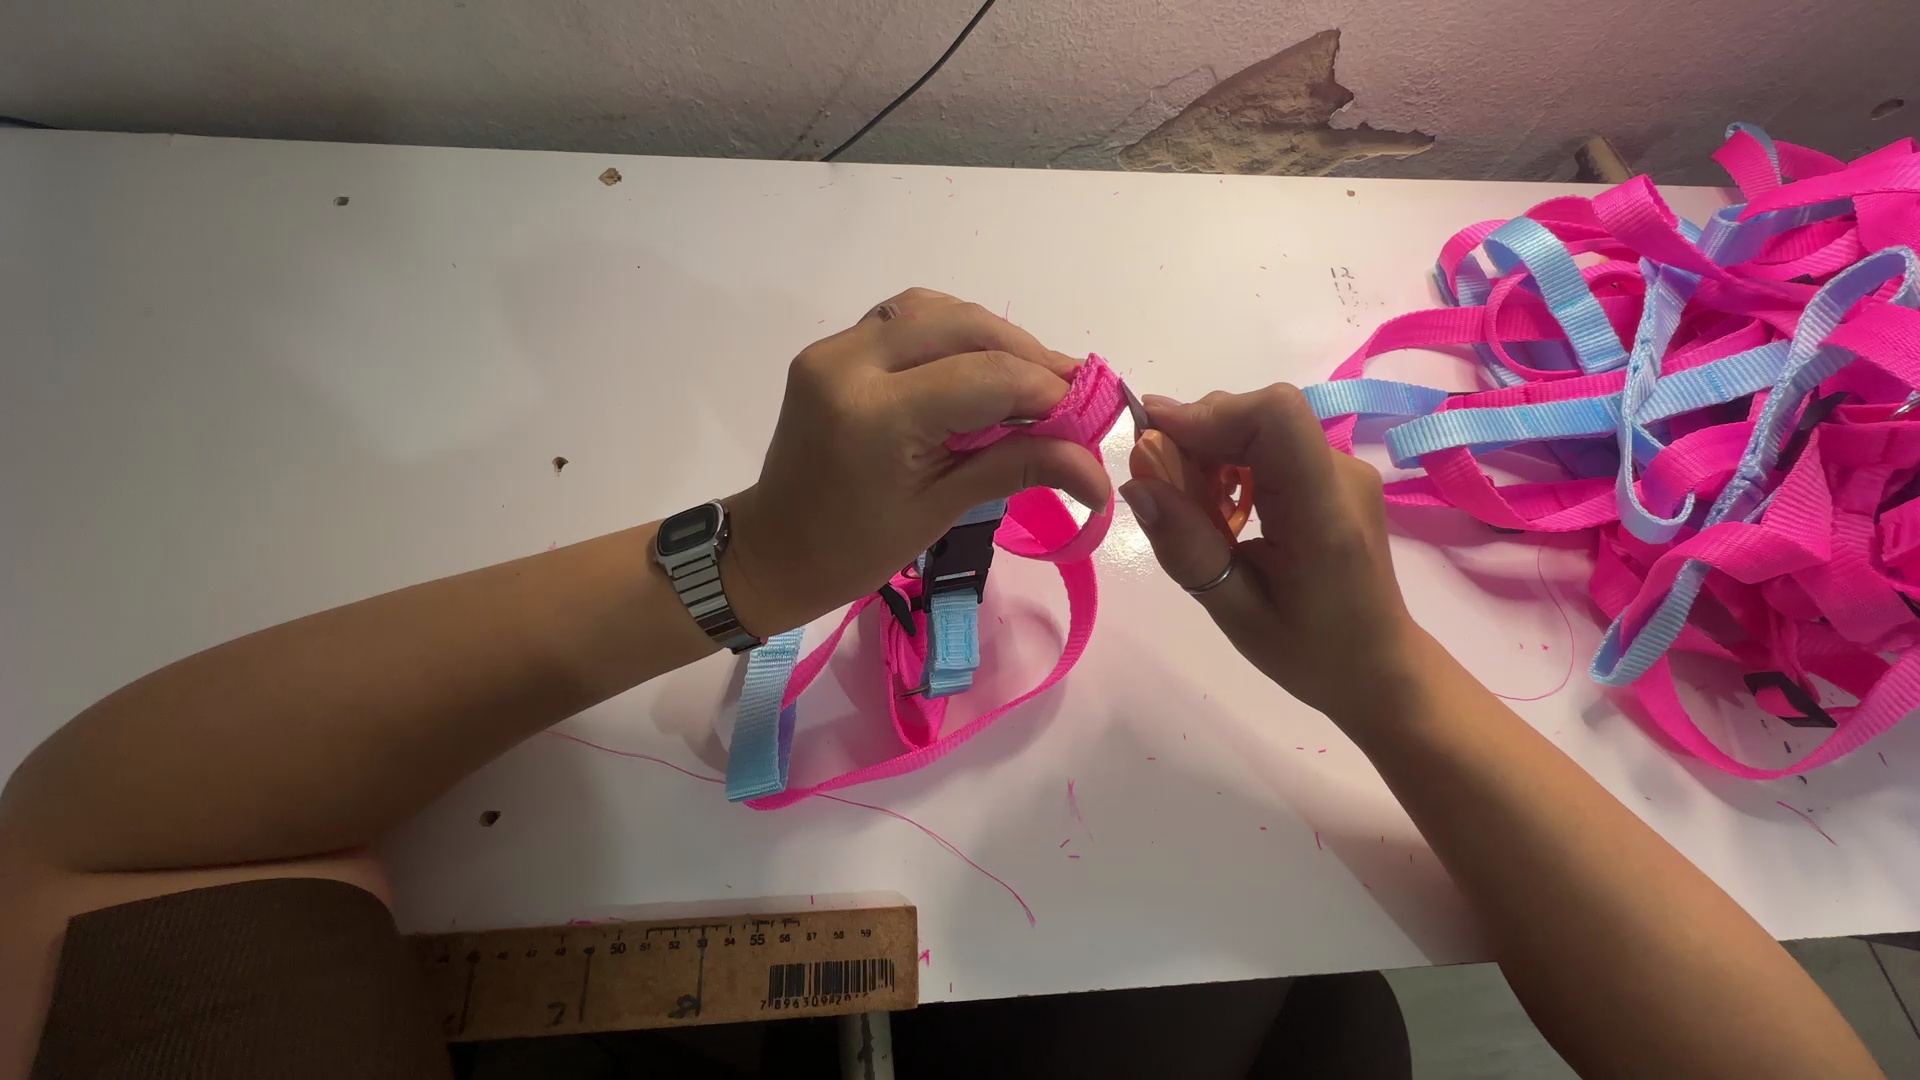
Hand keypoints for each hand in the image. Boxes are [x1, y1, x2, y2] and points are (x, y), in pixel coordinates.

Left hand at [723, 288, 1111, 635]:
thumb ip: (1018, 469)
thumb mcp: (941, 511)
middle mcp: (850, 363)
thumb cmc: (855, 550)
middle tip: (1068, 393)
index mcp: (876, 417)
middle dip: (1027, 355)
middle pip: (964, 325)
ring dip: (990, 336)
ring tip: (1027, 379)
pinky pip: (904, 319)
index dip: (1047, 391)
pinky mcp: (830, 349)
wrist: (774, 549)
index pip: (986, 377)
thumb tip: (1099, 472)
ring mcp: (833, 349)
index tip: (1086, 417)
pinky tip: (975, 366)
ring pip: (934, 309)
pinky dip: (951, 333)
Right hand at [1118, 384, 1421, 719]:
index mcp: (1324, 514)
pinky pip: (1268, 443)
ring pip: (1259, 424)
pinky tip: (1216, 506)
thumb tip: (1137, 483)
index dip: (1207, 414)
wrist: (1377, 666)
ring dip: (1208, 450)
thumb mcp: (1234, 613)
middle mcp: (1341, 475)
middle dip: (1196, 436)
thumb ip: (1186, 547)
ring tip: (1188, 506)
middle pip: (1260, 414)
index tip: (1149, 439)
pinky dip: (1227, 461)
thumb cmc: (1309, 652)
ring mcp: (1341, 470)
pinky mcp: (1330, 474)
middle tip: (1159, 488)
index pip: (1276, 416)